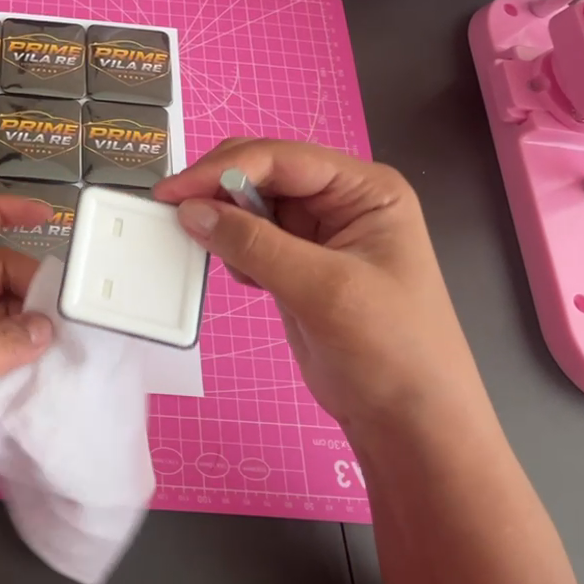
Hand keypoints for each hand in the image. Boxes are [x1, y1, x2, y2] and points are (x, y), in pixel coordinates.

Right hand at [152, 138, 488, 438]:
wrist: (410, 425)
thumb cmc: (390, 350)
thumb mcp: (323, 290)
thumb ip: (253, 245)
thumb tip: (189, 211)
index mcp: (364, 189)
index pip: (281, 159)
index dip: (223, 169)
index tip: (173, 194)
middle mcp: (340, 200)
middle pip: (261, 172)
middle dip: (217, 190)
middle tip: (172, 212)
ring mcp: (317, 233)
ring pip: (249, 204)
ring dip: (222, 220)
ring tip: (206, 248)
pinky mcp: (297, 264)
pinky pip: (248, 237)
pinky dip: (231, 248)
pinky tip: (239, 275)